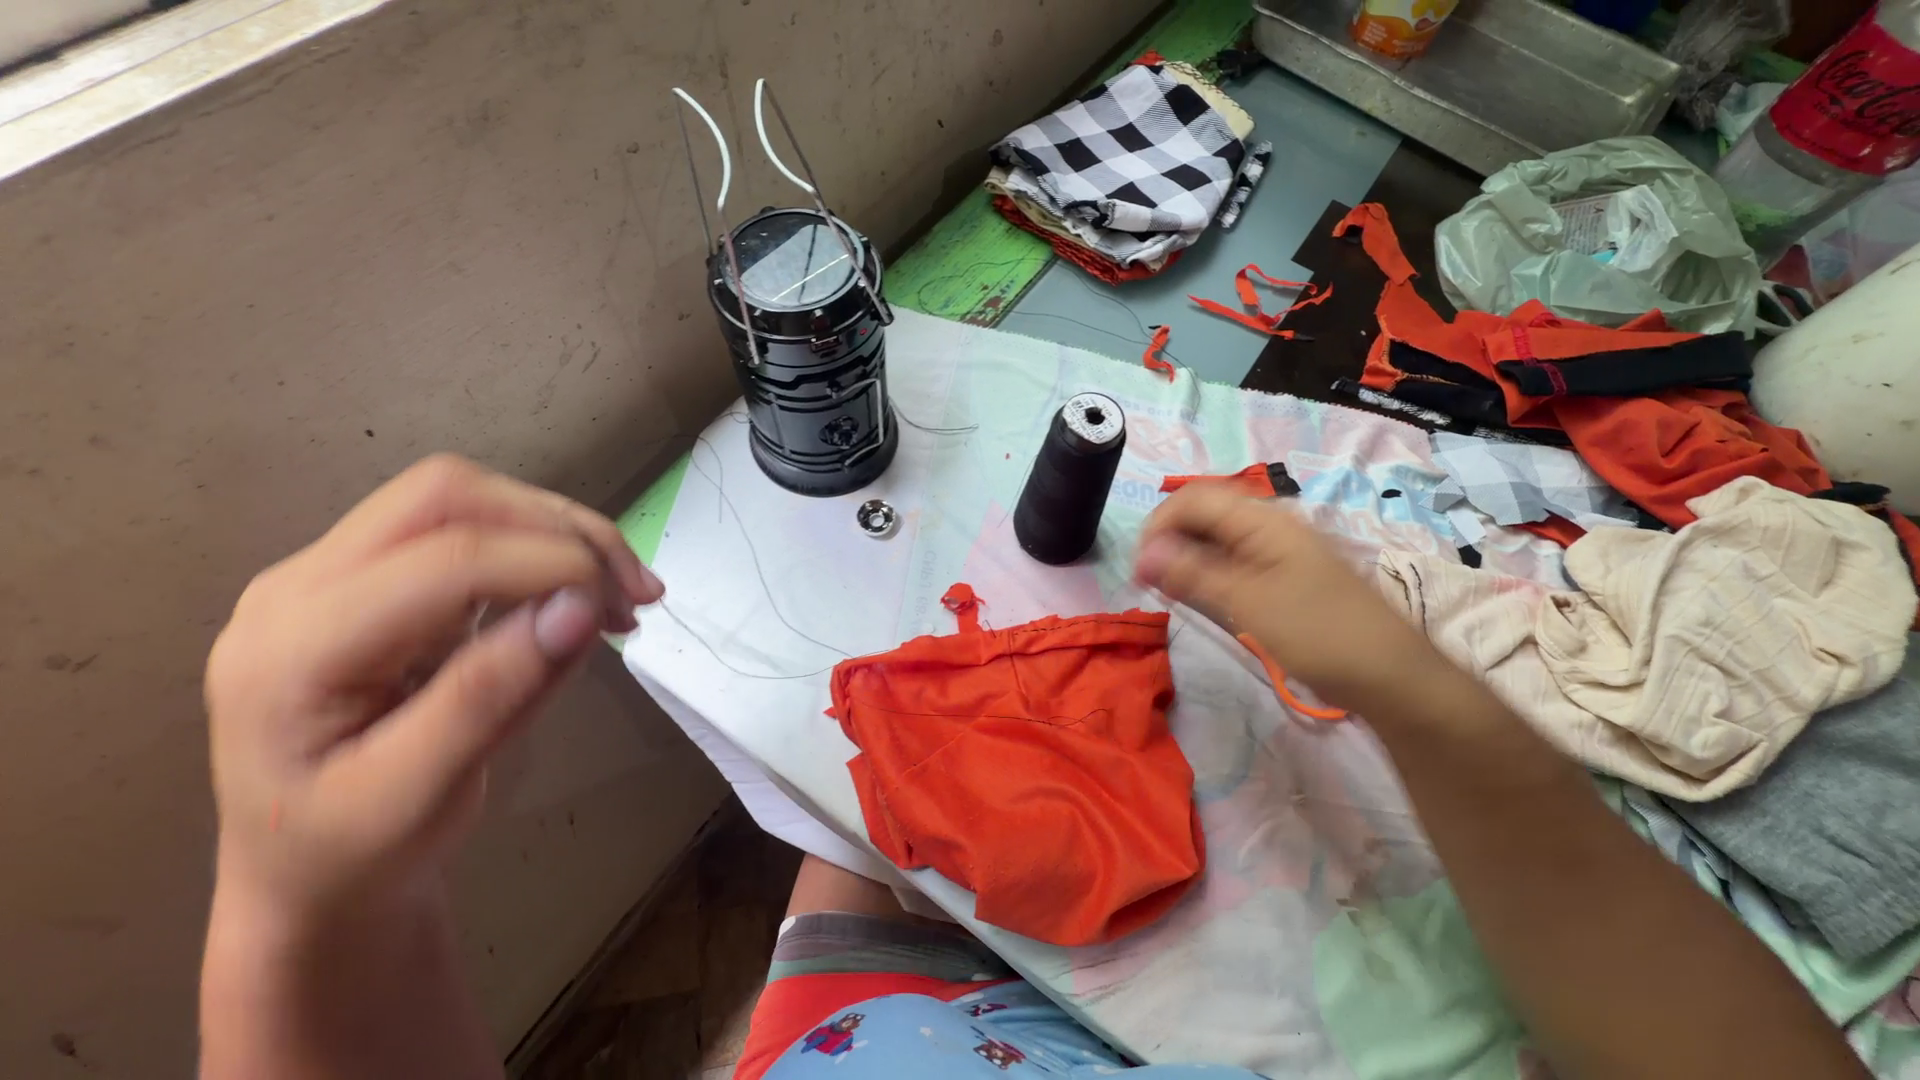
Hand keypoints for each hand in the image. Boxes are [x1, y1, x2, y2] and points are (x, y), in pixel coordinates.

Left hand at [203, 455, 662, 922]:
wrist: (304, 882)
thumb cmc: (354, 854)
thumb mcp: (420, 797)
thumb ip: (492, 697)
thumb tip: (580, 608)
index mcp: (293, 644)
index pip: (443, 558)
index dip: (551, 565)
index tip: (627, 608)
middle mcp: (298, 584)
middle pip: (447, 497)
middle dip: (558, 528)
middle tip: (635, 589)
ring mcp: (328, 574)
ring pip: (459, 500)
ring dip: (555, 532)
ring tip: (624, 591)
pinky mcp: (370, 580)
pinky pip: (461, 530)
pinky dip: (537, 547)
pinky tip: (579, 593)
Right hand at [1134, 484, 1444, 711]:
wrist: (1391, 675)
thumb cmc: (1320, 634)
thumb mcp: (1247, 602)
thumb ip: (1192, 573)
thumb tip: (1143, 552)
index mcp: (1264, 520)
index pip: (1194, 498)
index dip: (1159, 524)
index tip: (1139, 567)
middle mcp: (1270, 526)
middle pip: (1205, 515)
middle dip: (1169, 540)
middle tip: (1147, 583)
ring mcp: (1279, 552)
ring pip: (1217, 541)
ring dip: (1186, 559)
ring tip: (1167, 592)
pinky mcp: (1283, 578)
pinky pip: (1234, 563)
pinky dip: (1209, 575)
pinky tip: (1199, 598)